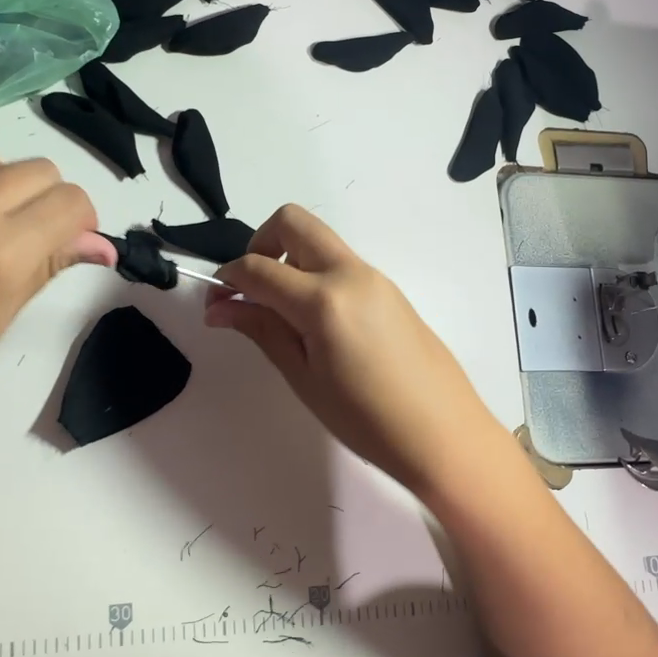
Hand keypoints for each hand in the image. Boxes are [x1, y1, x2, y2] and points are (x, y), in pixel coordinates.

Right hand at [205, 205, 505, 486]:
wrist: (444, 434)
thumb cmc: (366, 419)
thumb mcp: (304, 378)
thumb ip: (262, 330)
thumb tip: (221, 306)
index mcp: (323, 299)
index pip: (258, 268)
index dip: (226, 280)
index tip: (213, 304)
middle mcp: (349, 273)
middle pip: (292, 222)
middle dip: (259, 244)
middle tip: (249, 290)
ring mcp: (374, 278)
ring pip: (318, 241)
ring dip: (288, 259)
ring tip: (278, 314)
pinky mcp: (388, 290)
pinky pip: (339, 264)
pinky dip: (313, 274)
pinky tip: (312, 323)